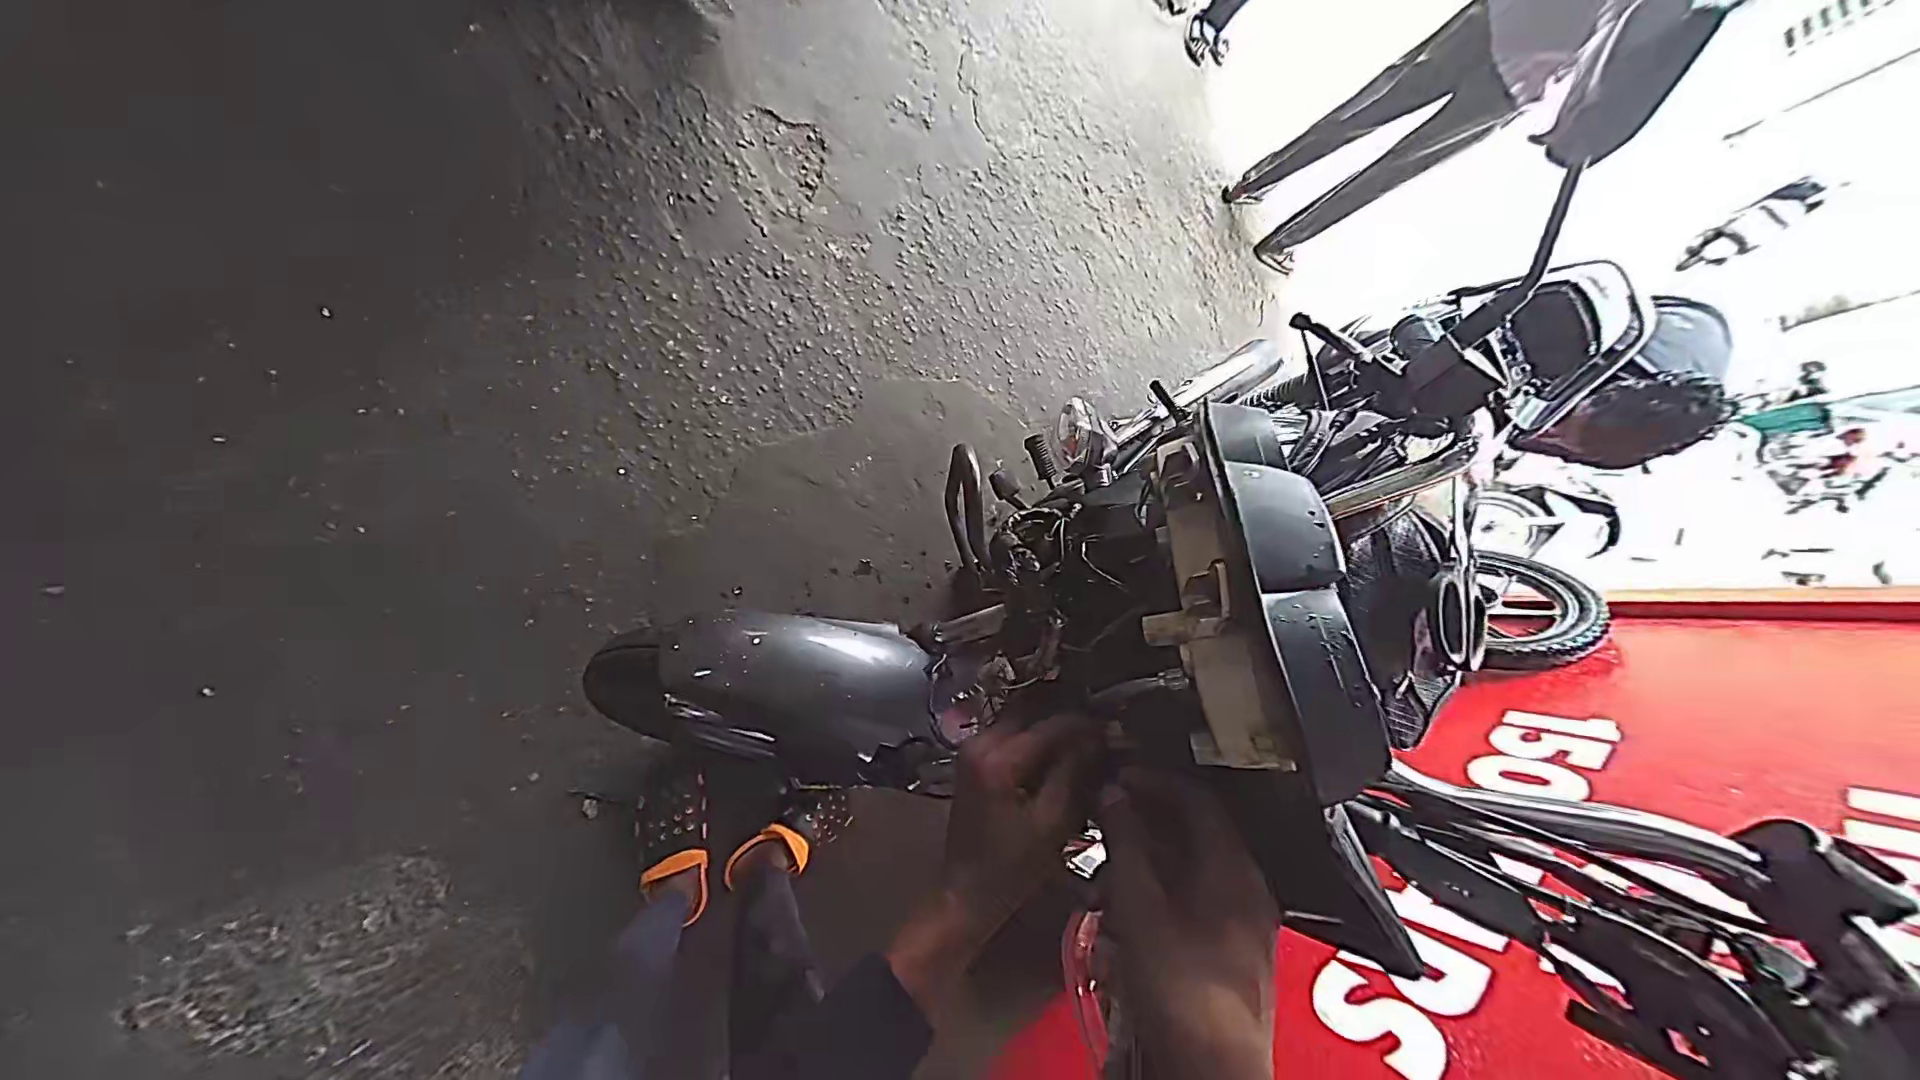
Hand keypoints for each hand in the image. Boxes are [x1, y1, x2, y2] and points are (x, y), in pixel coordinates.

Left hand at [887, 712, 1102, 1014]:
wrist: (966, 891)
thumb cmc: (1011, 868)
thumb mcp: (1052, 823)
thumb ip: (1073, 773)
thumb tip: (1096, 738)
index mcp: (998, 759)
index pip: (1051, 726)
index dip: (1086, 725)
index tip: (1113, 729)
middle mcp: (980, 742)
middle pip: (1033, 713)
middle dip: (1066, 721)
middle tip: (1099, 734)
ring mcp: (972, 746)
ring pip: (1021, 719)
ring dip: (1050, 728)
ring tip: (1082, 743)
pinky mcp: (972, 756)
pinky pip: (1010, 733)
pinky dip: (1034, 739)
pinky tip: (1057, 755)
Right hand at [1099, 768, 1277, 1079]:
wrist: (1209, 1073)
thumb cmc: (1179, 990)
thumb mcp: (1138, 903)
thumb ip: (1125, 841)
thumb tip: (1113, 794)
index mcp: (1233, 870)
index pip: (1196, 799)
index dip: (1153, 780)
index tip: (1120, 777)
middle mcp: (1245, 889)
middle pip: (1193, 831)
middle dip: (1144, 821)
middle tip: (1108, 817)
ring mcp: (1241, 922)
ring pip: (1189, 866)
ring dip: (1145, 858)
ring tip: (1107, 869)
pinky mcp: (1228, 951)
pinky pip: (1191, 898)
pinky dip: (1156, 890)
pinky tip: (1125, 909)